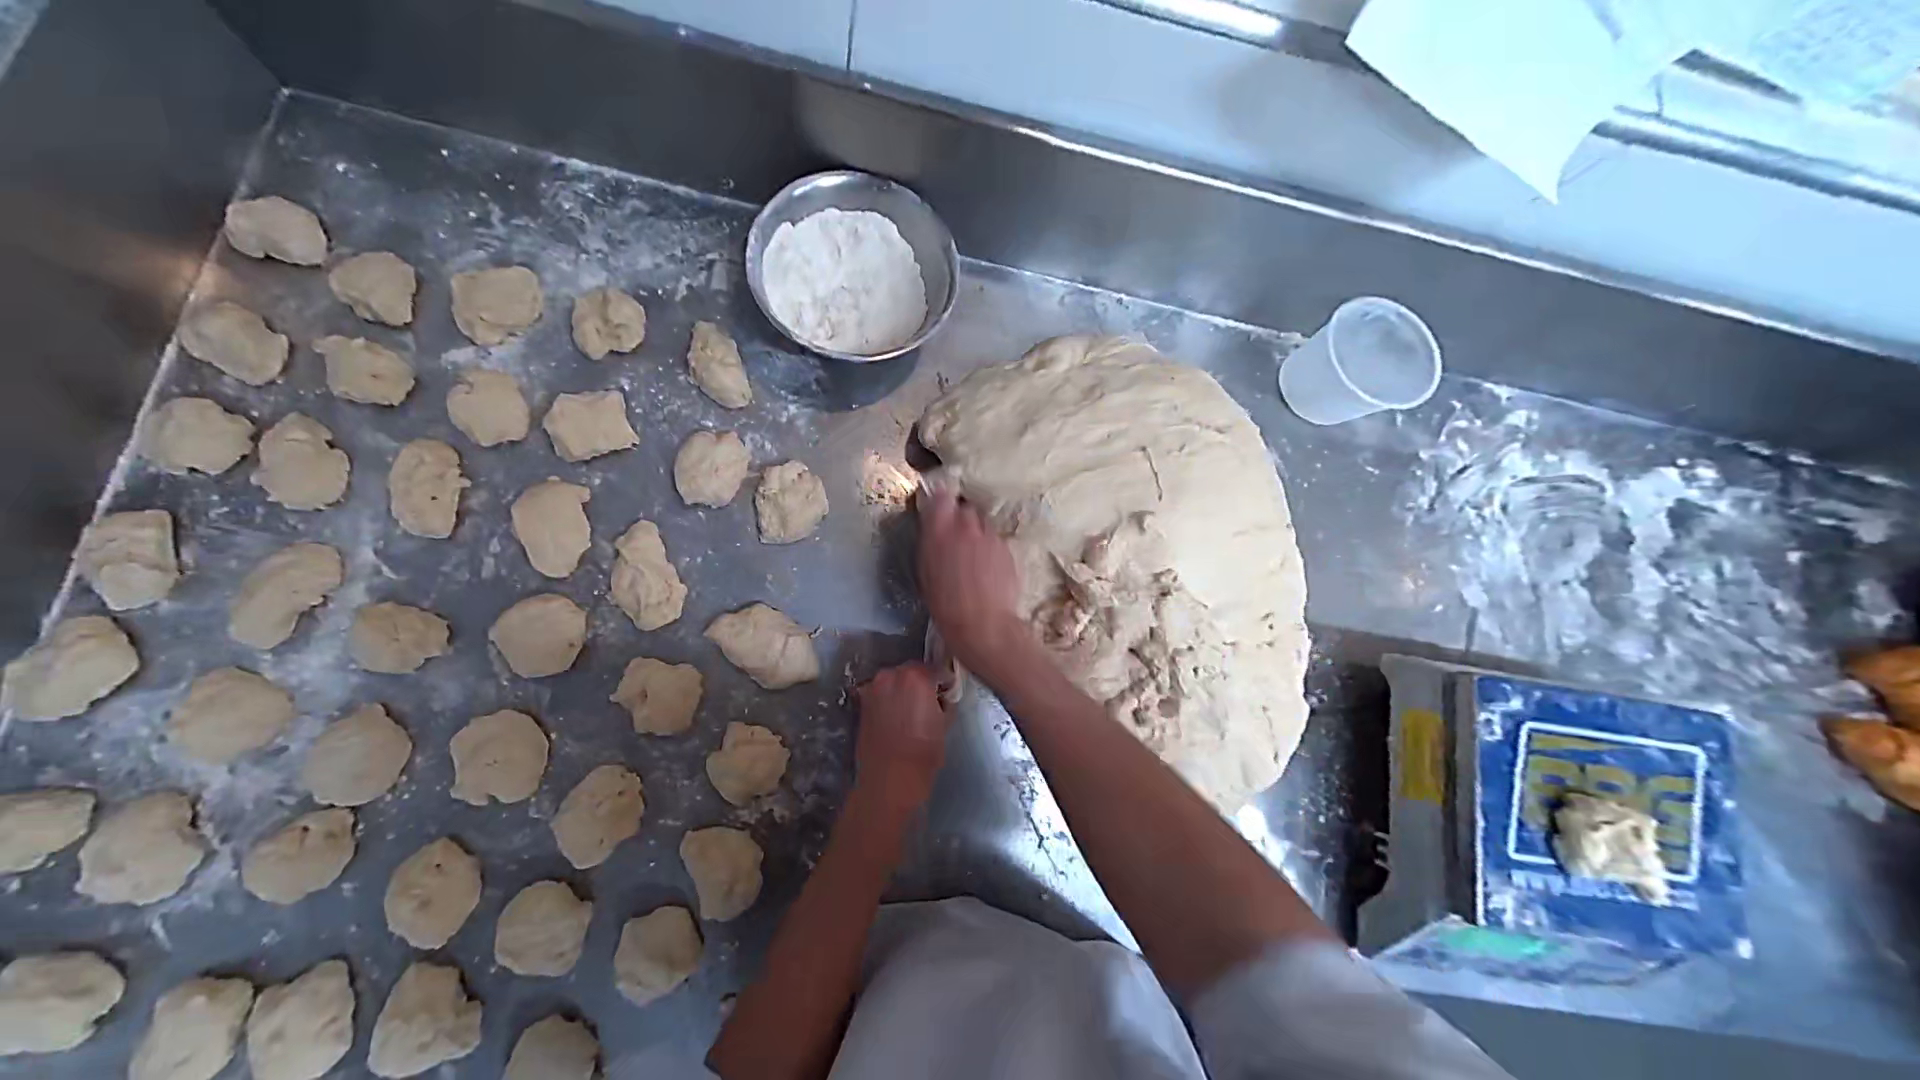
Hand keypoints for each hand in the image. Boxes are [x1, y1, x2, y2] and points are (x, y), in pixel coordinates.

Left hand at [855, 663, 950, 806]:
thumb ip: (944, 701)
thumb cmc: (923, 753)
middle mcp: (891, 675)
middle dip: (922, 683)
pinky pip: (881, 694)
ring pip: (895, 681)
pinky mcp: (862, 703)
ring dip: (903, 690)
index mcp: (916, 676)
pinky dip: (889, 700)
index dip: (944, 682)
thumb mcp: (945, 723)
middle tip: (931, 703)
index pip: (937, 669)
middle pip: (912, 671)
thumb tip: (942, 697)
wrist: (889, 780)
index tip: (947, 693)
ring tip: (912, 712)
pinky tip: (896, 718)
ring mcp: (873, 688)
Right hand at [917, 487, 1027, 676]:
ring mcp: (989, 536)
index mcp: (939, 531)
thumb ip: (931, 541)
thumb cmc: (945, 604)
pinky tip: (988, 568)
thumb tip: (933, 526)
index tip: (940, 507)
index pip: (941, 496)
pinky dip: (991, 548)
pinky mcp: (1007, 548)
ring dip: (977, 533)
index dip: (941, 500)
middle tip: (956, 539)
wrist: (983, 623)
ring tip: (974, 556)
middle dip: (961, 519)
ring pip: (983, 524)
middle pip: (965, 509)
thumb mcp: (926, 571)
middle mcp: (965, 527)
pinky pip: (996, 540)